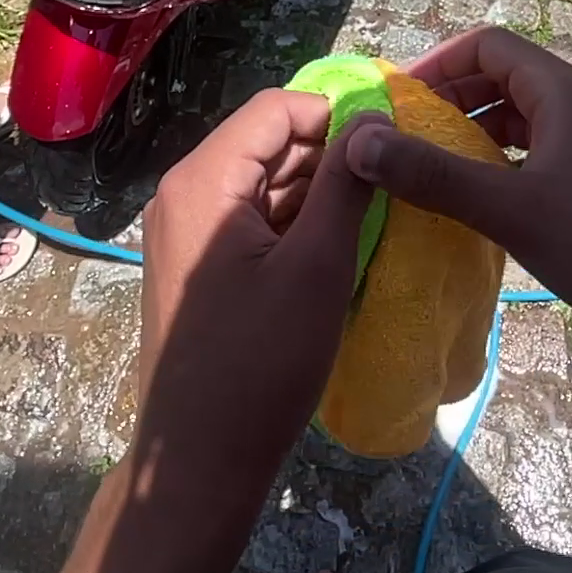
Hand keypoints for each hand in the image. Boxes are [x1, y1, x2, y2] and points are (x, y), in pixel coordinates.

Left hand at [132, 89, 379, 492]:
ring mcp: (188, 227)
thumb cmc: (261, 362)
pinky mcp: (200, 260)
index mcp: (203, 180)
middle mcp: (186, 191)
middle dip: (328, 153)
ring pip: (264, 179)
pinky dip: (294, 219)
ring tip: (369, 211)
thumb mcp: (317, 266)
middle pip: (267, 141)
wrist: (198, 463)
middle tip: (384, 181)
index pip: (274, 109)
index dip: (333, 114)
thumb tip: (373, 120)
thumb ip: (346, 183)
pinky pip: (253, 215)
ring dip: (315, 188)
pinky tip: (334, 241)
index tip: (384, 143)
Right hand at [345, 27, 571, 357]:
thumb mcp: (508, 207)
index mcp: (558, 90)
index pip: (487, 45)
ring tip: (422, 167)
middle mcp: (570, 106)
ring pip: (510, 120)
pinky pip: (523, 156)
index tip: (396, 99)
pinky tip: (464, 197)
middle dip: (446, 99)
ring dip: (466, 134)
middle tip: (399, 136)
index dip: (437, 63)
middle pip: (496, 78)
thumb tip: (360, 143)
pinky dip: (489, 164)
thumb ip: (432, 174)